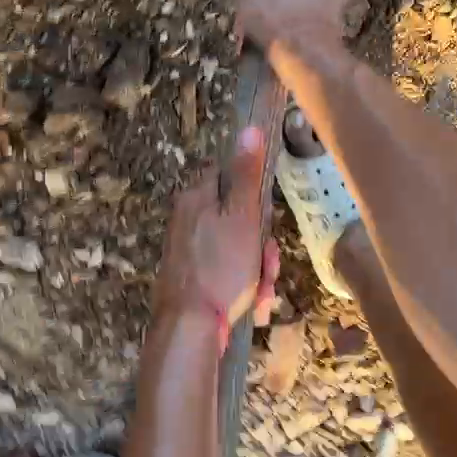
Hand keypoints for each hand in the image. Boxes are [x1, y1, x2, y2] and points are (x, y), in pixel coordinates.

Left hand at [156, 126, 279, 338]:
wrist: (188, 328)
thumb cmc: (220, 267)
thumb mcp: (243, 217)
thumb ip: (247, 174)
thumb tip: (250, 128)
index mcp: (196, 197)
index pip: (230, 176)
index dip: (255, 196)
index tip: (266, 217)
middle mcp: (188, 218)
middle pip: (237, 217)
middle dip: (260, 244)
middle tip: (268, 264)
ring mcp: (188, 250)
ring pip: (236, 248)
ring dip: (257, 270)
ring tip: (262, 294)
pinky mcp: (191, 277)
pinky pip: (226, 271)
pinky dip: (242, 286)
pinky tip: (253, 306)